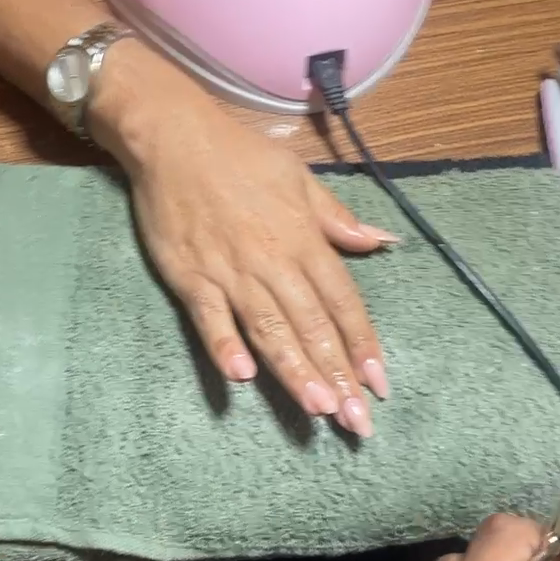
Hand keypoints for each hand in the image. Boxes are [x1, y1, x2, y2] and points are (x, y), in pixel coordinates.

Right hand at [93, 48, 397, 437]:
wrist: (175, 138)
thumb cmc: (241, 156)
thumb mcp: (300, 177)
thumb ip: (337, 219)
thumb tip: (383, 243)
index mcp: (303, 239)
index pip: (342, 302)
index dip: (362, 345)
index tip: (379, 384)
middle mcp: (273, 262)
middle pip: (311, 326)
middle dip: (337, 375)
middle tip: (355, 422)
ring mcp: (230, 273)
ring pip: (269, 330)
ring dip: (296, 371)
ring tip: (319, 410)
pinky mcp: (191, 279)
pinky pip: (209, 319)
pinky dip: (224, 346)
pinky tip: (241, 378)